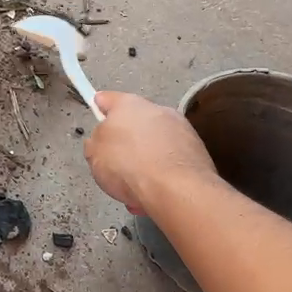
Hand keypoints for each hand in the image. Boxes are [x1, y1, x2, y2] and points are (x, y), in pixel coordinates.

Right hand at [83, 91, 217, 213]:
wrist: (176, 190)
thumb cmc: (128, 166)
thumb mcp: (93, 154)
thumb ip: (96, 140)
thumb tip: (103, 139)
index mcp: (128, 104)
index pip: (107, 99)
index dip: (99, 108)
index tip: (96, 116)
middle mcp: (158, 110)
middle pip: (135, 121)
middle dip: (127, 139)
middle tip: (116, 161)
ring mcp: (182, 130)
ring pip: (156, 142)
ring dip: (146, 158)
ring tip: (136, 185)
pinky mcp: (199, 151)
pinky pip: (172, 159)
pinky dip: (164, 172)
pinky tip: (154, 192)